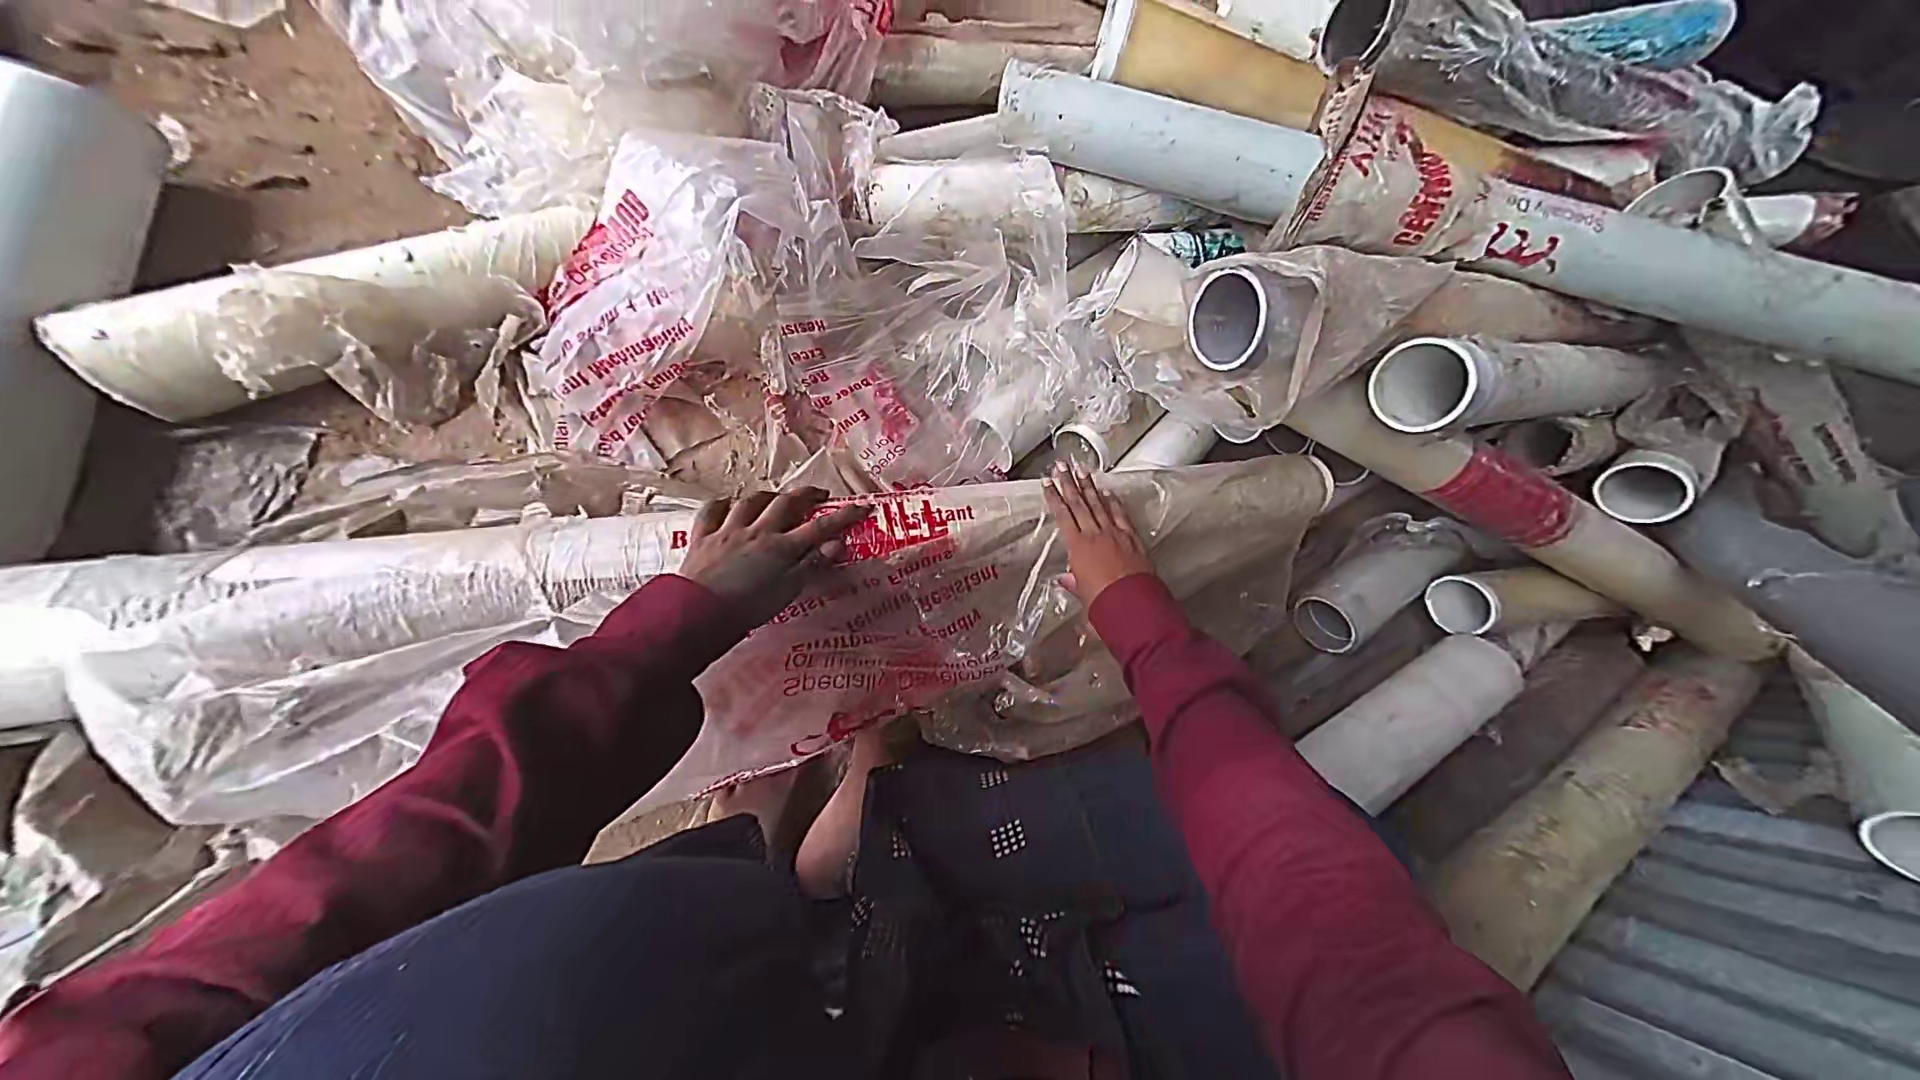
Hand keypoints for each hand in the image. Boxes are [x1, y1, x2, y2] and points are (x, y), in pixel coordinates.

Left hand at [679, 488, 871, 630]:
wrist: (699, 613)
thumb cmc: (749, 608)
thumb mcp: (788, 590)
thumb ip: (812, 565)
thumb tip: (838, 544)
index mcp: (781, 547)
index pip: (820, 527)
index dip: (843, 516)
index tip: (862, 507)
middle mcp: (757, 532)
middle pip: (786, 504)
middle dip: (806, 495)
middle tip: (819, 495)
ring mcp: (728, 531)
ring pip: (750, 502)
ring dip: (767, 496)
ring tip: (776, 498)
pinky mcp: (702, 537)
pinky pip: (711, 511)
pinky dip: (722, 504)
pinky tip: (729, 503)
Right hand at [1044, 461, 1155, 605]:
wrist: (1132, 603)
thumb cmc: (1102, 600)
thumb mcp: (1081, 592)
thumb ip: (1073, 581)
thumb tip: (1064, 578)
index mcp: (1078, 546)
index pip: (1063, 515)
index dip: (1054, 498)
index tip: (1048, 483)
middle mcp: (1095, 534)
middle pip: (1079, 504)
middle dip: (1069, 483)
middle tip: (1062, 466)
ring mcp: (1115, 533)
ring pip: (1099, 504)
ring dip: (1089, 486)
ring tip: (1082, 470)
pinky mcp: (1132, 537)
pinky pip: (1120, 515)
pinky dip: (1114, 502)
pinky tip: (1108, 491)